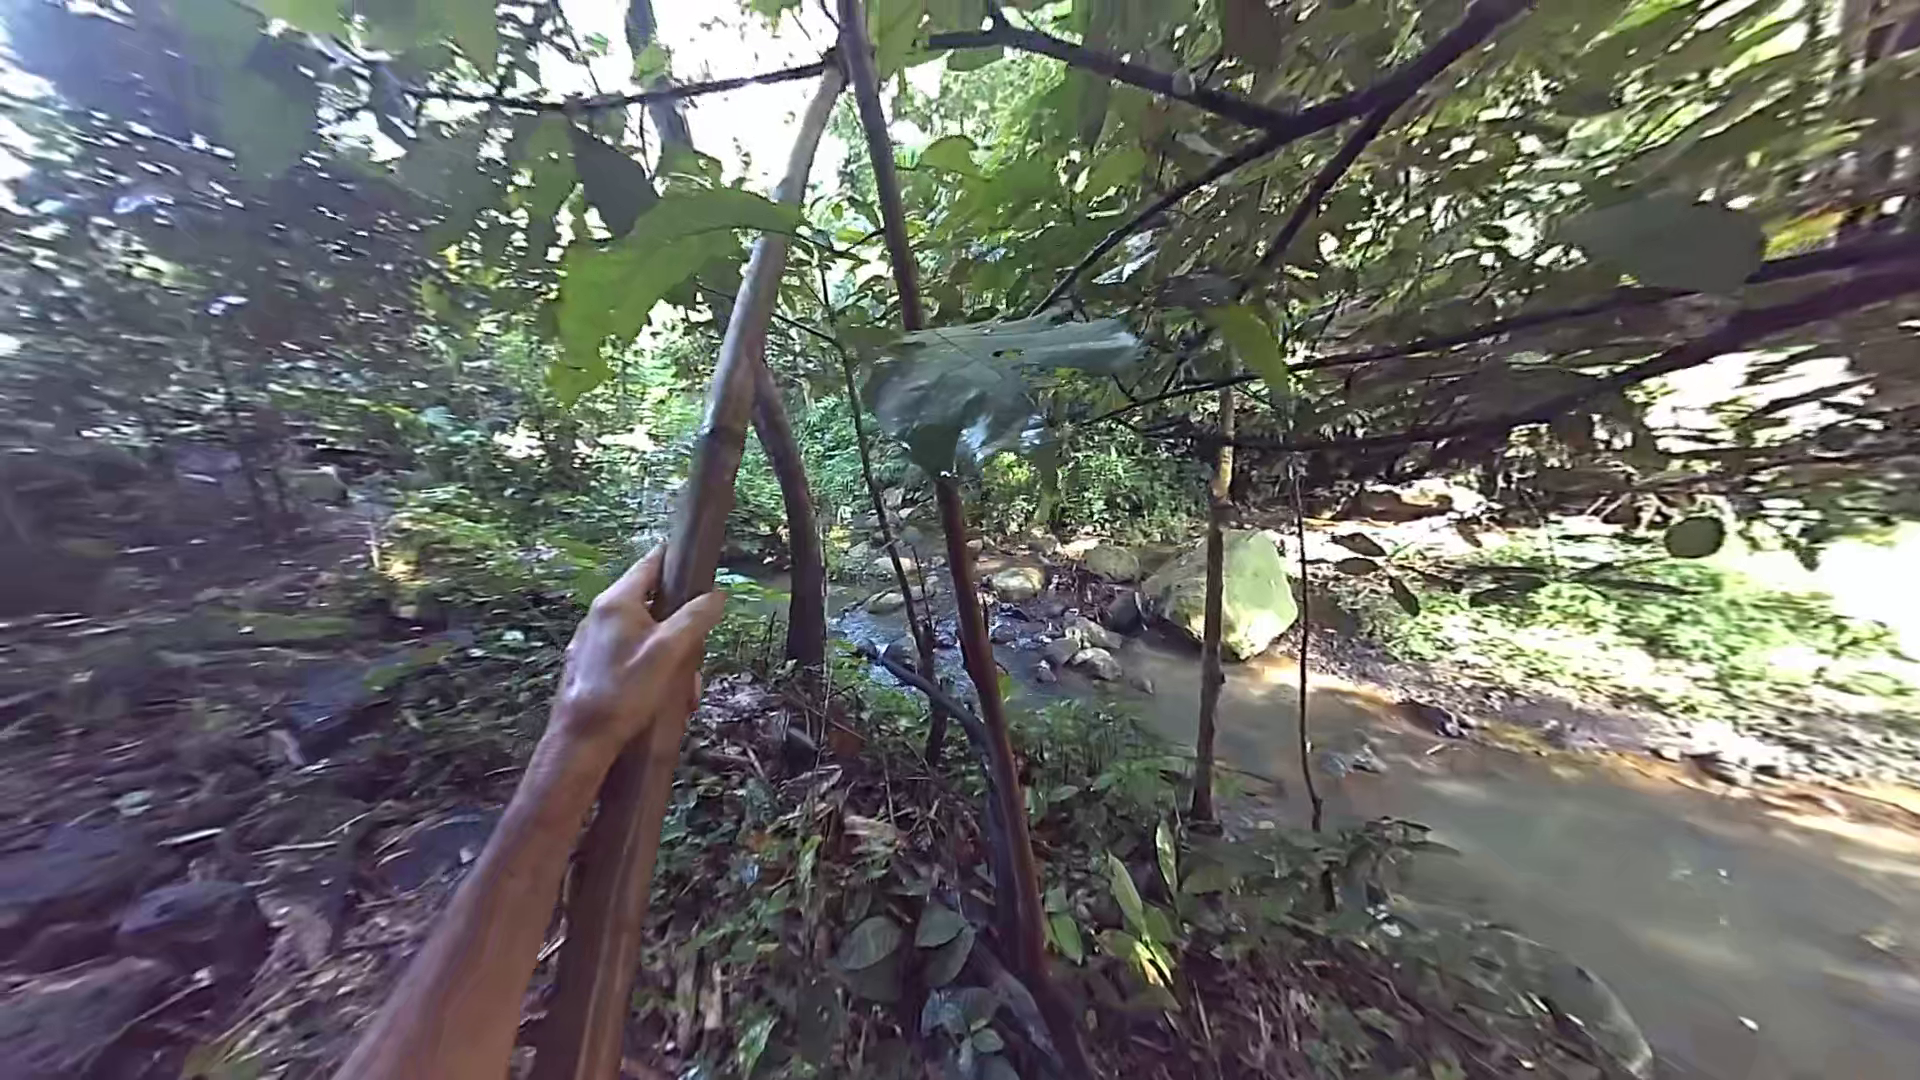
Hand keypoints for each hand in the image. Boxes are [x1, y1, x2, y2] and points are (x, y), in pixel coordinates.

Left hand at [544, 546, 726, 767]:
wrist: (581, 741)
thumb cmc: (626, 689)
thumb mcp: (670, 650)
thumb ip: (696, 617)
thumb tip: (717, 594)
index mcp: (617, 602)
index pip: (651, 563)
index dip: (677, 559)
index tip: (701, 566)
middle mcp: (600, 614)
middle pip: (652, 601)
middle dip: (681, 624)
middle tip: (697, 648)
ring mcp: (593, 640)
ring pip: (645, 632)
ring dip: (670, 652)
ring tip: (682, 685)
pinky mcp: (591, 664)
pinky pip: (631, 653)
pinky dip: (652, 666)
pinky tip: (661, 694)